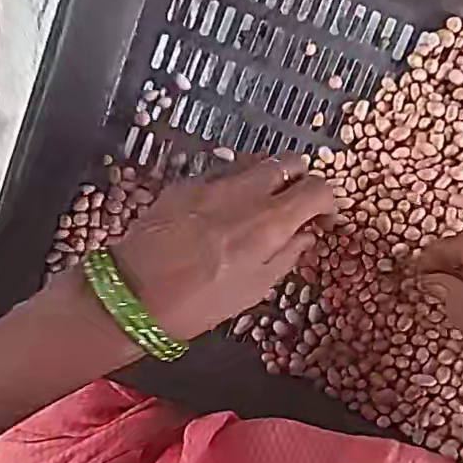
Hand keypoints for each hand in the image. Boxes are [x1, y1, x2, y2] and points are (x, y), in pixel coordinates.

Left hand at [108, 154, 336, 340]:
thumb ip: (287, 255)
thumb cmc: (199, 303)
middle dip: (302, 178)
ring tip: (263, 202)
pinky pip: (223, 170)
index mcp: (270, 222)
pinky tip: (226, 207)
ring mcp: (213, 182)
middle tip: (297, 203)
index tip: (324, 218)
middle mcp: (246, 191)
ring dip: (270, 176)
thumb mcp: (254, 289)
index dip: (329, 200)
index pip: (318, 188)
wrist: (133, 293)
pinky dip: (236, 182)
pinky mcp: (187, 183)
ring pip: (257, 160)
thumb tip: (306, 235)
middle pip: (290, 161)